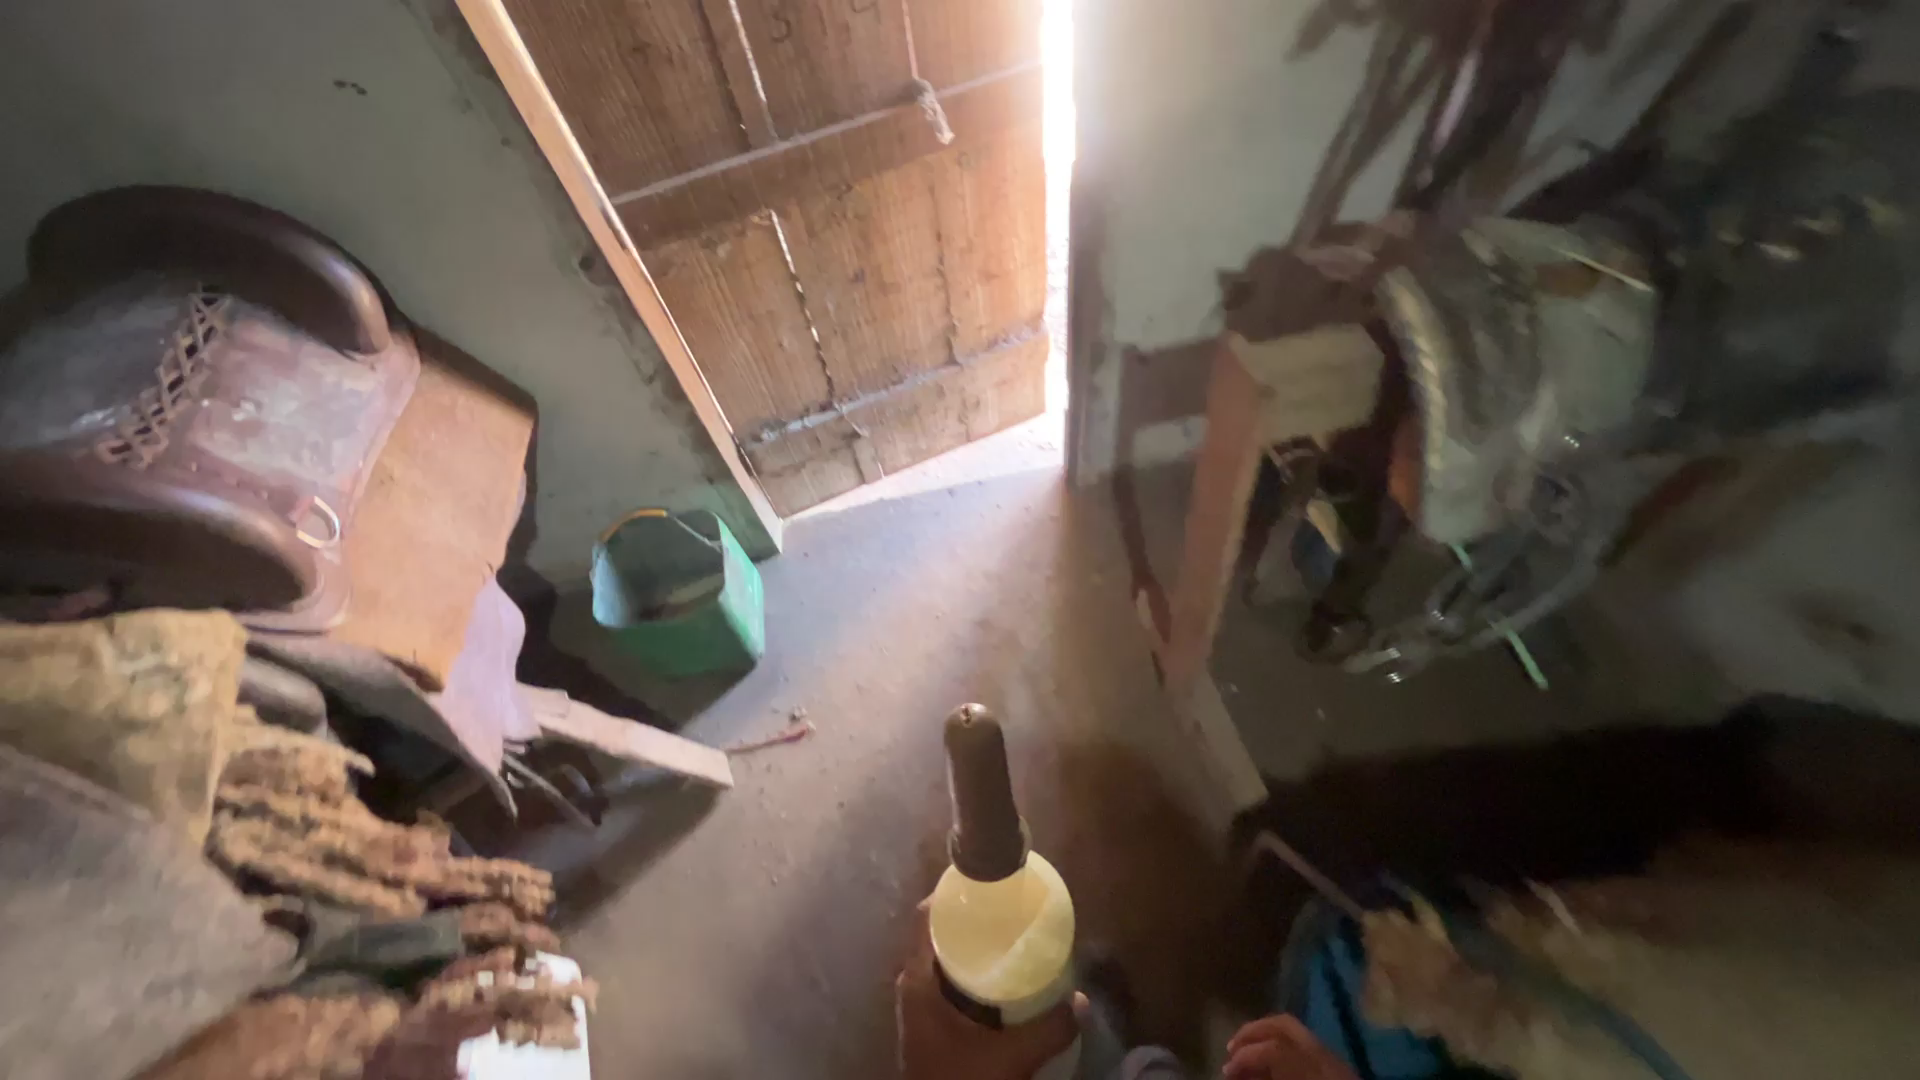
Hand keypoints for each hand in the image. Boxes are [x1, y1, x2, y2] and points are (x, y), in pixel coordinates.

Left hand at [895, 906, 1081, 1079]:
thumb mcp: (1009, 1060)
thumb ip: (1049, 1029)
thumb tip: (1084, 1000)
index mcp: (918, 981)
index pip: (927, 916)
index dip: (952, 892)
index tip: (987, 877)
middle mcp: (913, 985)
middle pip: (938, 932)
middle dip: (972, 916)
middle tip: (1008, 903)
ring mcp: (920, 1005)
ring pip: (944, 957)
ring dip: (972, 943)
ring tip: (1009, 929)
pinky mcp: (931, 1023)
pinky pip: (948, 979)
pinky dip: (971, 968)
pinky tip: (1001, 972)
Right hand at [1223, 1015, 1357, 1079]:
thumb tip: (1241, 1077)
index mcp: (1315, 1075)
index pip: (1275, 1049)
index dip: (1246, 1056)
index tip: (1227, 1073)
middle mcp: (1328, 1062)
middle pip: (1285, 1026)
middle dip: (1253, 1032)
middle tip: (1231, 1051)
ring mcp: (1338, 1064)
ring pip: (1297, 1033)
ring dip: (1266, 1037)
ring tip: (1246, 1057)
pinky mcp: (1343, 1073)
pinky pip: (1308, 1049)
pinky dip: (1284, 1050)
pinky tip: (1273, 1069)